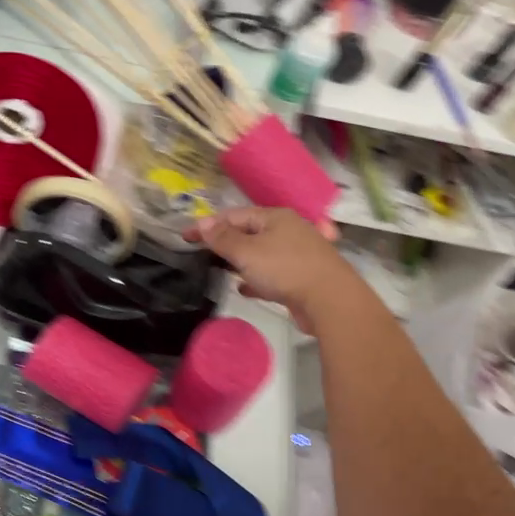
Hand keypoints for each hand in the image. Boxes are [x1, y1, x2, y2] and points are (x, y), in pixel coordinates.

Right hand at [188, 207, 349, 326]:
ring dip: (240, 259)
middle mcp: (288, 230)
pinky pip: (271, 273)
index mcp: (275, 217)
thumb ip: (223, 238)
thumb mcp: (247, 252)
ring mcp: (297, 253)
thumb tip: (203, 222)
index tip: (185, 237)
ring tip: (221, 268)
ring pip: (261, 252)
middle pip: (249, 231)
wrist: (329, 299)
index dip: (207, 225)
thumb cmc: (284, 269)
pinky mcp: (301, 276)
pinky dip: (255, 278)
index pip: (233, 215)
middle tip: (202, 251)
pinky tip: (244, 288)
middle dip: (225, 240)